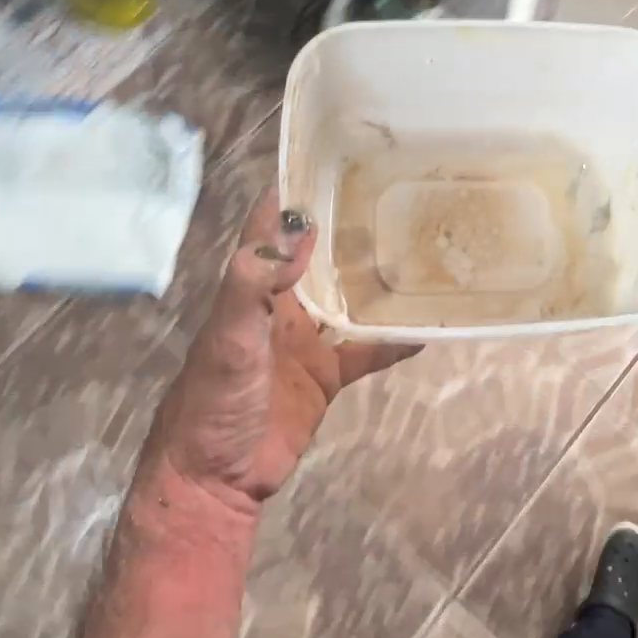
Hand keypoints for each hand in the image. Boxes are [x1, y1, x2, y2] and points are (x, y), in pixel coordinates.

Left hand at [146, 187, 420, 511]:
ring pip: (346, 299)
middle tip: (395, 198)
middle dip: (347, 229)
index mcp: (251, 288)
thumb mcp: (228, 337)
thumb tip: (301, 229)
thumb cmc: (214, 400)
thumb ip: (255, 282)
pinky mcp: (325, 376)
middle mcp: (280, 305)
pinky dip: (391, 342)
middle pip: (316, 257)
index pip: (272, 228)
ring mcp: (305, 340)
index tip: (333, 159)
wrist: (216, 478)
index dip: (295, 194)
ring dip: (374, 280)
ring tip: (418, 252)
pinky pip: (364, 352)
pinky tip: (424, 329)